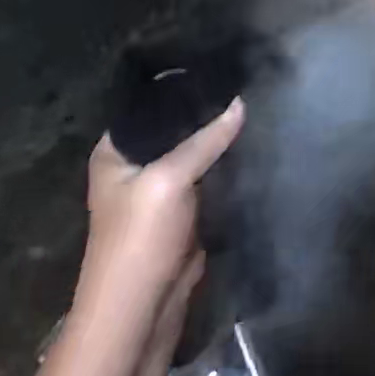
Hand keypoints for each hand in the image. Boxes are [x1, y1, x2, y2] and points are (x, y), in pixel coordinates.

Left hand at [72, 99, 244, 347]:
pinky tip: (257, 138)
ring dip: (223, 135)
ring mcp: (165, 187)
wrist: (142, 312)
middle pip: (179, 125)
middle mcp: (138, 164)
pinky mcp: (189, 208)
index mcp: (116, 151)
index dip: (182, 84)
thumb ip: (205, 138)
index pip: (152, 104)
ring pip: (199, 150)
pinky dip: (231, 161)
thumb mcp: (169, 179)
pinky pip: (213, 174)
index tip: (220, 63)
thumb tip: (241, 101)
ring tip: (259, 100)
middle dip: (210, 108)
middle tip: (247, 79)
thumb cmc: (139, 239)